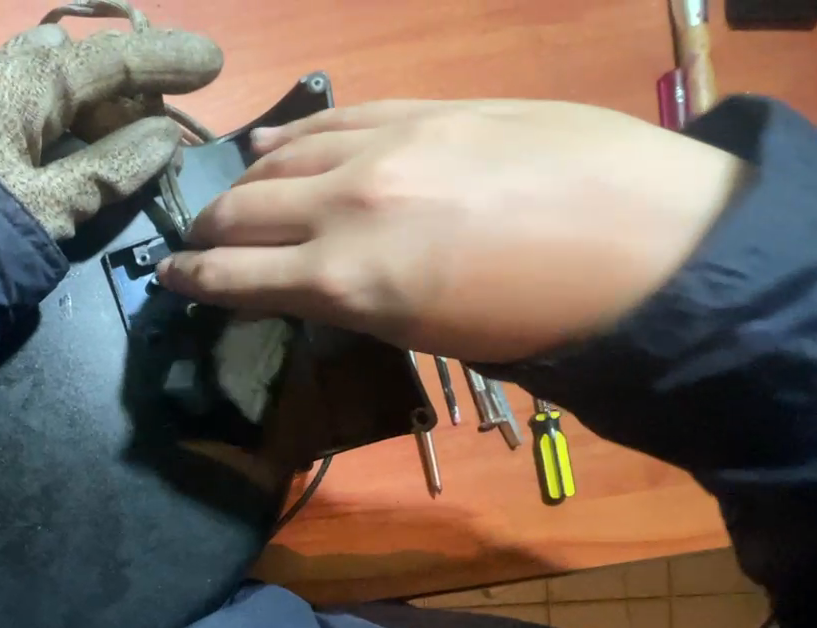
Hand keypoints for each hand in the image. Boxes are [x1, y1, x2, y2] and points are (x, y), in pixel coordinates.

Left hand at [0, 23, 222, 239]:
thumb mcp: (46, 206)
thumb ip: (106, 170)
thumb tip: (162, 141)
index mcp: (22, 84)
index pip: (107, 59)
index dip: (163, 61)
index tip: (213, 64)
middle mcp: (2, 81)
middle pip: (83, 74)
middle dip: (131, 98)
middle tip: (168, 138)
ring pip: (58, 97)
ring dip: (102, 119)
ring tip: (137, 151)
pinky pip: (35, 122)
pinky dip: (70, 137)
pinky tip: (91, 158)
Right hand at [156, 100, 750, 362]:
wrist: (649, 244)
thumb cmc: (524, 319)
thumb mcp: (411, 329)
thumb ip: (339, 296)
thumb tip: (296, 276)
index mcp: (340, 279)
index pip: (230, 273)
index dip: (190, 277)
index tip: (167, 277)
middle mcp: (344, 206)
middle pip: (240, 211)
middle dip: (204, 231)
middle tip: (193, 243)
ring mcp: (384, 146)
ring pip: (277, 159)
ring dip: (241, 183)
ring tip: (230, 197)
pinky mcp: (424, 110)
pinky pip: (332, 117)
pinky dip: (291, 135)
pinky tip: (271, 144)